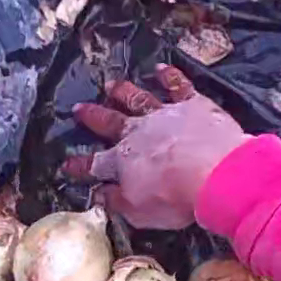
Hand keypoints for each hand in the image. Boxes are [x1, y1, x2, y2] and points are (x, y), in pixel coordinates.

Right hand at [63, 65, 250, 229]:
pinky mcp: (192, 105)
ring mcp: (163, 115)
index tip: (67, 165)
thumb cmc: (173, 198)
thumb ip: (117, 202)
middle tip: (78, 108)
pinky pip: (177, 86)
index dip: (81, 166)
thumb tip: (100, 194)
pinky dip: (168, 77)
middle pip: (110, 123)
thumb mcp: (138, 212)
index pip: (95, 164)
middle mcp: (137, 133)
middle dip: (93, 117)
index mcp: (121, 162)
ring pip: (137, 99)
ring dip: (123, 92)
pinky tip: (161, 68)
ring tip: (111, 84)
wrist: (213, 171)